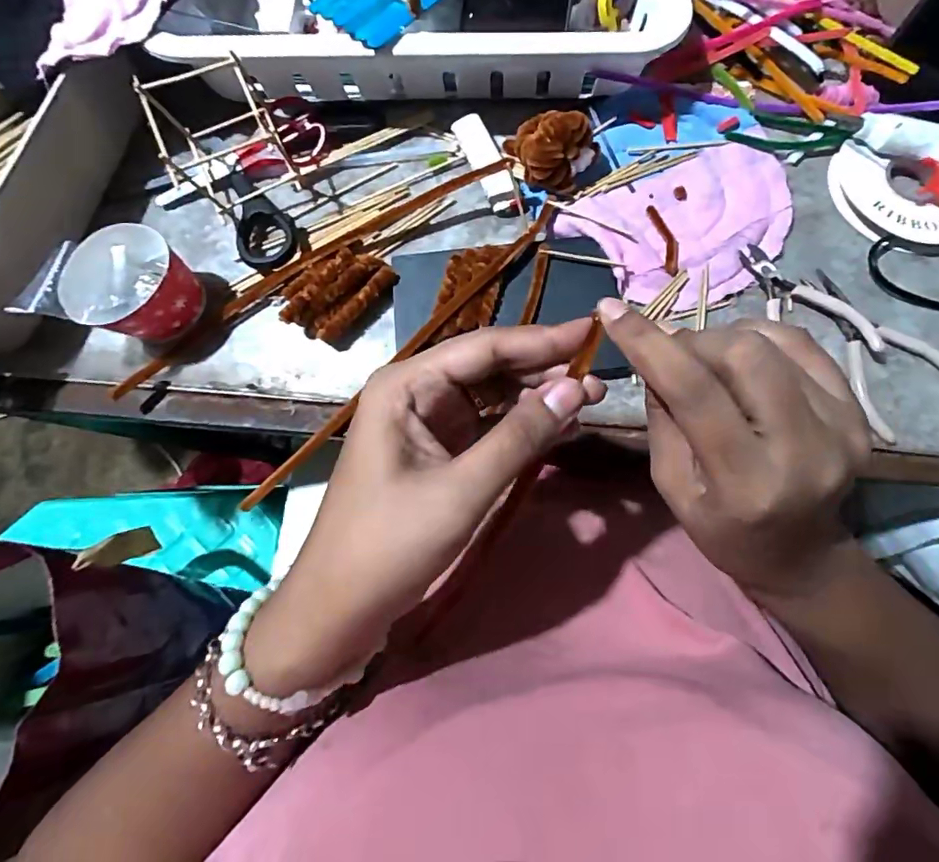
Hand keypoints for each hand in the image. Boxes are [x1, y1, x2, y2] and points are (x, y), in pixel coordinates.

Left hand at [239, 320, 606, 694]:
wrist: (339, 608)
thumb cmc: (392, 543)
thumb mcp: (464, 488)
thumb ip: (521, 435)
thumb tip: (577, 386)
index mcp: (407, 385)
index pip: (484, 346)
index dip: (541, 339)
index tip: (591, 331)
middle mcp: (416, 392)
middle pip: (490, 366)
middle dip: (543, 370)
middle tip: (598, 375)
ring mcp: (427, 421)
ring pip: (492, 395)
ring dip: (537, 397)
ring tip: (589, 397)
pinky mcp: (438, 449)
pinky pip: (488, 425)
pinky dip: (522, 425)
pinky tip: (559, 425)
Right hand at [599, 299, 871, 599]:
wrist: (803, 553)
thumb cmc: (726, 529)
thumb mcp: (673, 486)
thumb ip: (663, 416)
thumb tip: (656, 349)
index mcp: (747, 483)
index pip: (695, 392)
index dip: (649, 344)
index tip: (612, 311)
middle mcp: (803, 449)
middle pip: (742, 354)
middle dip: (694, 341)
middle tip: (675, 355)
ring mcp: (840, 424)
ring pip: (772, 340)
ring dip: (726, 338)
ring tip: (710, 360)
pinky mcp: (858, 409)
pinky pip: (802, 342)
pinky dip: (762, 338)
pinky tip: (746, 355)